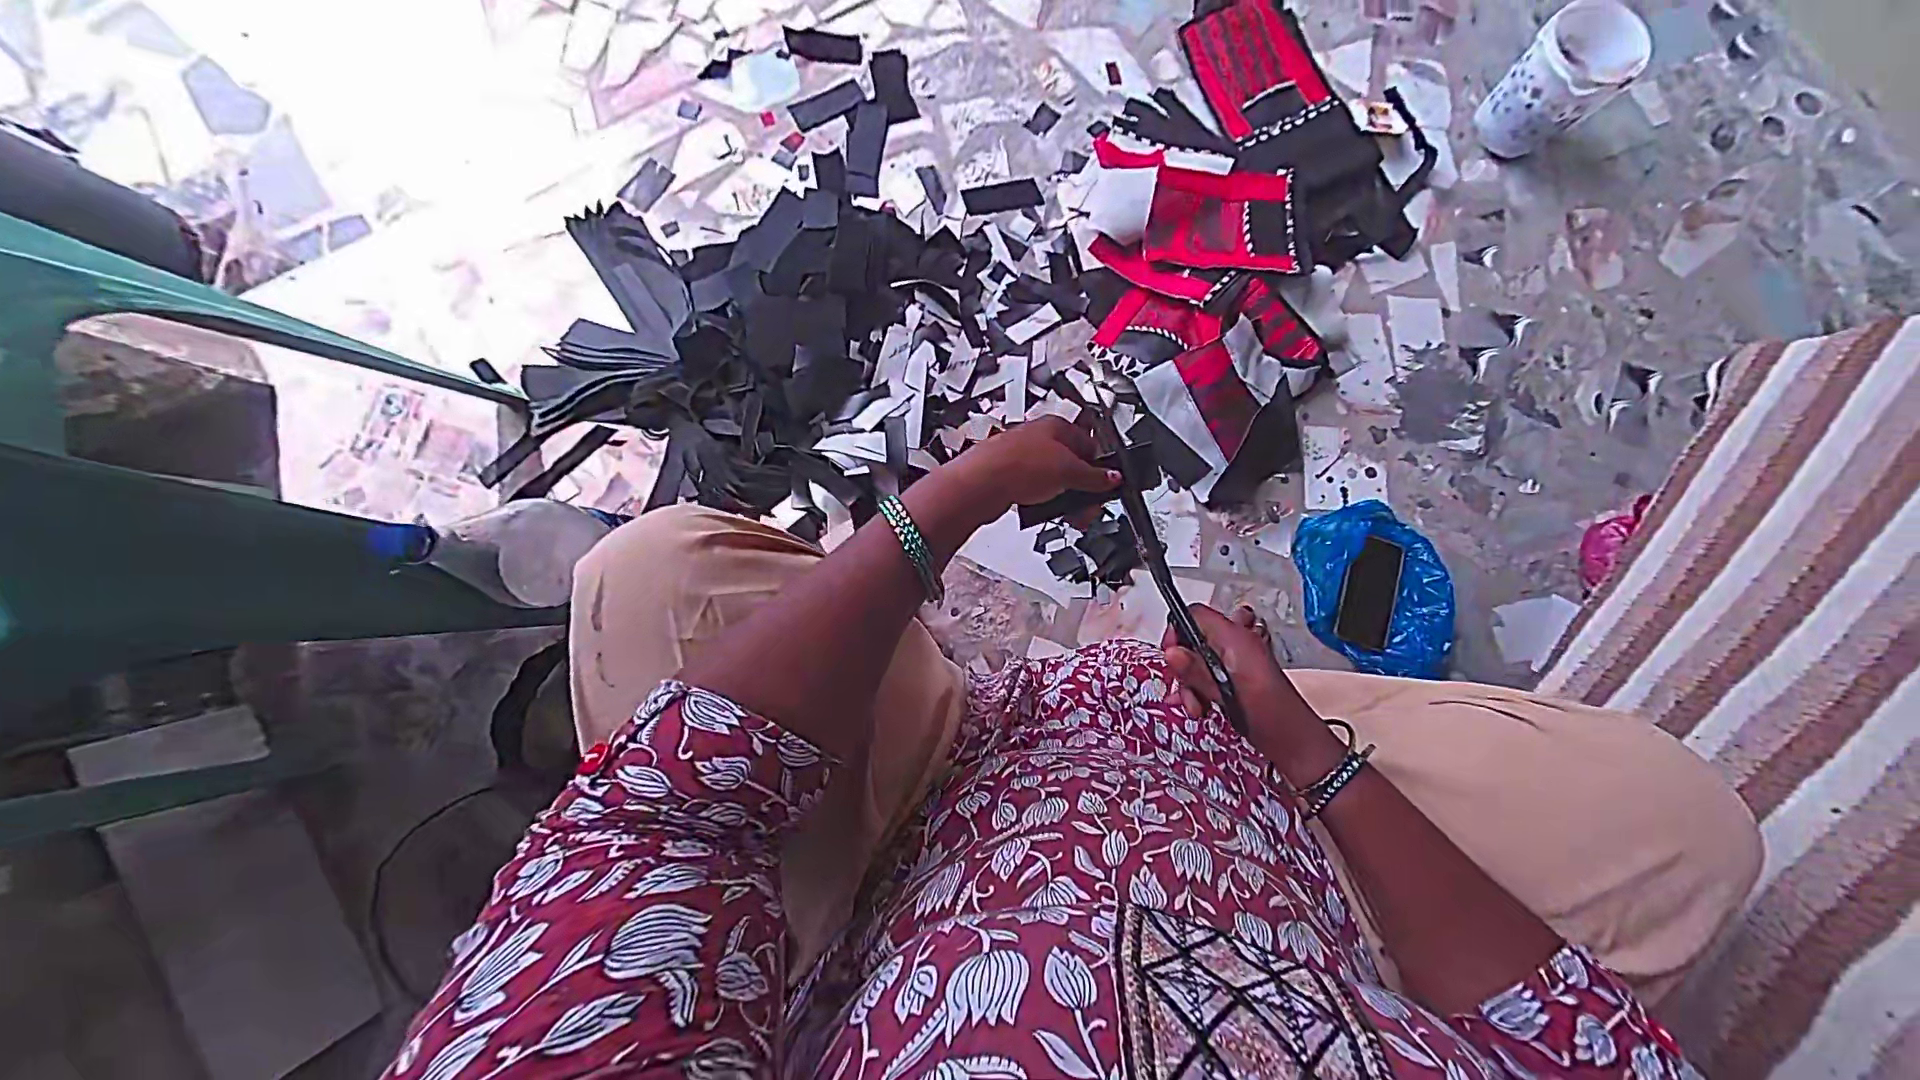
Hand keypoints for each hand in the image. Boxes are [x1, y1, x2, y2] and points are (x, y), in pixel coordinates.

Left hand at [945, 416, 1119, 517]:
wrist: (979, 483)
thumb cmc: (1016, 464)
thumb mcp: (1068, 472)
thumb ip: (1094, 477)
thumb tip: (1112, 478)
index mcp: (1056, 425)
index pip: (1090, 444)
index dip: (1101, 467)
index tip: (1106, 485)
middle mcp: (1038, 438)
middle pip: (1071, 464)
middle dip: (1082, 488)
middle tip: (1087, 507)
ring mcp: (1022, 459)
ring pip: (1052, 480)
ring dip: (1063, 498)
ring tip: (1068, 514)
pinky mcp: (1009, 478)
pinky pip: (1035, 491)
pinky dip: (1043, 502)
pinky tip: (1043, 510)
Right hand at [1160, 604, 1284, 719]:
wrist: (1297, 744)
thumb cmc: (1273, 719)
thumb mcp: (1226, 694)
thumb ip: (1197, 672)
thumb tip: (1172, 653)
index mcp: (1236, 640)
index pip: (1196, 615)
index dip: (1177, 631)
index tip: (1172, 657)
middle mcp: (1237, 645)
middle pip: (1194, 639)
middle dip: (1183, 665)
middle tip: (1184, 687)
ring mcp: (1238, 660)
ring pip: (1198, 659)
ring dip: (1191, 683)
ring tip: (1196, 705)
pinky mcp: (1237, 677)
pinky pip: (1209, 673)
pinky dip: (1200, 689)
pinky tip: (1201, 707)